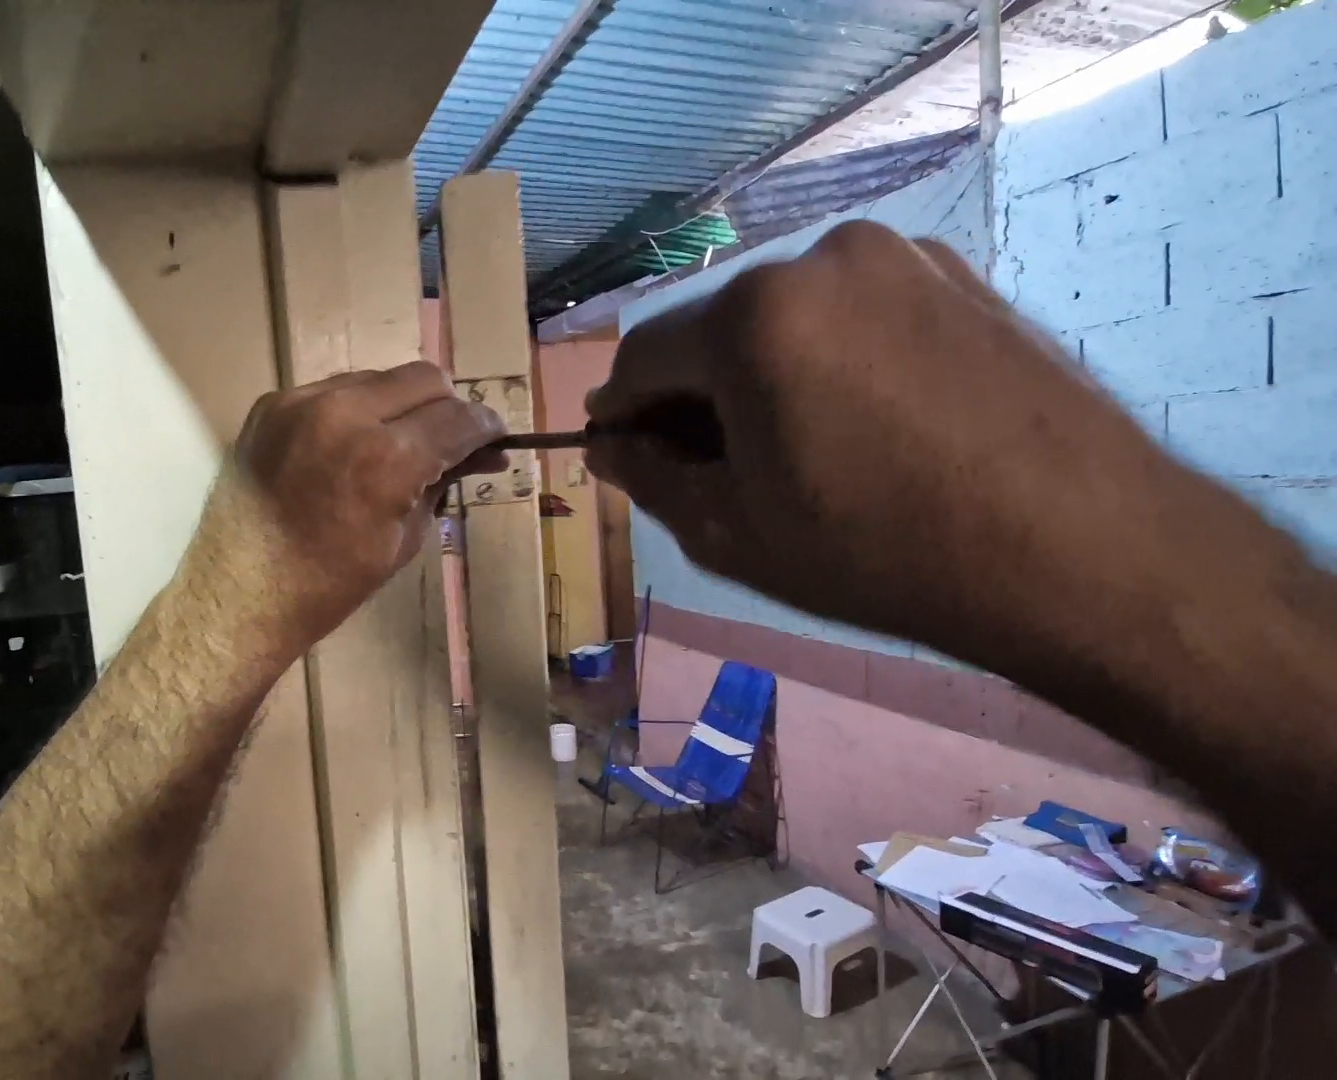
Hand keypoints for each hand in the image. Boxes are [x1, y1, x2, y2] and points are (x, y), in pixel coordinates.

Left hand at [187, 362, 505, 663]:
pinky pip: (332, 390)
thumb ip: (441, 483)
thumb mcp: (403, 539)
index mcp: (384, 459)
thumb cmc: (329, 585)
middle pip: (423, 378)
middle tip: (449, 440)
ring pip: (377, 378)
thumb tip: (479, 455)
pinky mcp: (271, 403)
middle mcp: (344, 414)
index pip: (458, 419)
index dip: (485, 427)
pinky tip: (348, 445)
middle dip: (446, 407)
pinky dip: (353, 411)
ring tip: (395, 444)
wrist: (239, 591)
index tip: (494, 437)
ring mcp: (301, 402)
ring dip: (398, 406)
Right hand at [585, 221, 1271, 662]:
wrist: (1083, 554)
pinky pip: (851, 314)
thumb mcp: (727, 530)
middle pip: (712, 332)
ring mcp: (900, 257)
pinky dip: (825, 360)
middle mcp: (819, 259)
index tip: (621, 455)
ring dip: (758, 377)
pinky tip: (856, 423)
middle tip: (709, 467)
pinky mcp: (959, 275)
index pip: (641, 357)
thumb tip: (606, 445)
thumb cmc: (875, 551)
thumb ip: (646, 477)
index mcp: (750, 316)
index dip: (620, 412)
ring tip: (790, 450)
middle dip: (693, 397)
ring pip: (782, 320)